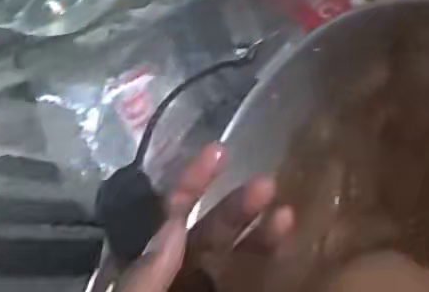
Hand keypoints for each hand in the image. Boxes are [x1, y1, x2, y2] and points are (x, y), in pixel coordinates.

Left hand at [113, 143, 295, 291]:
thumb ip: (143, 275)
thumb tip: (173, 223)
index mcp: (138, 276)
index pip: (162, 220)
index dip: (189, 184)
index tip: (219, 150)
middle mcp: (171, 281)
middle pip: (206, 235)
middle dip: (236, 206)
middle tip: (267, 184)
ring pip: (234, 258)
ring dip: (261, 234)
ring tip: (286, 217)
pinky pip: (254, 280)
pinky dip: (273, 263)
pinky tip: (290, 246)